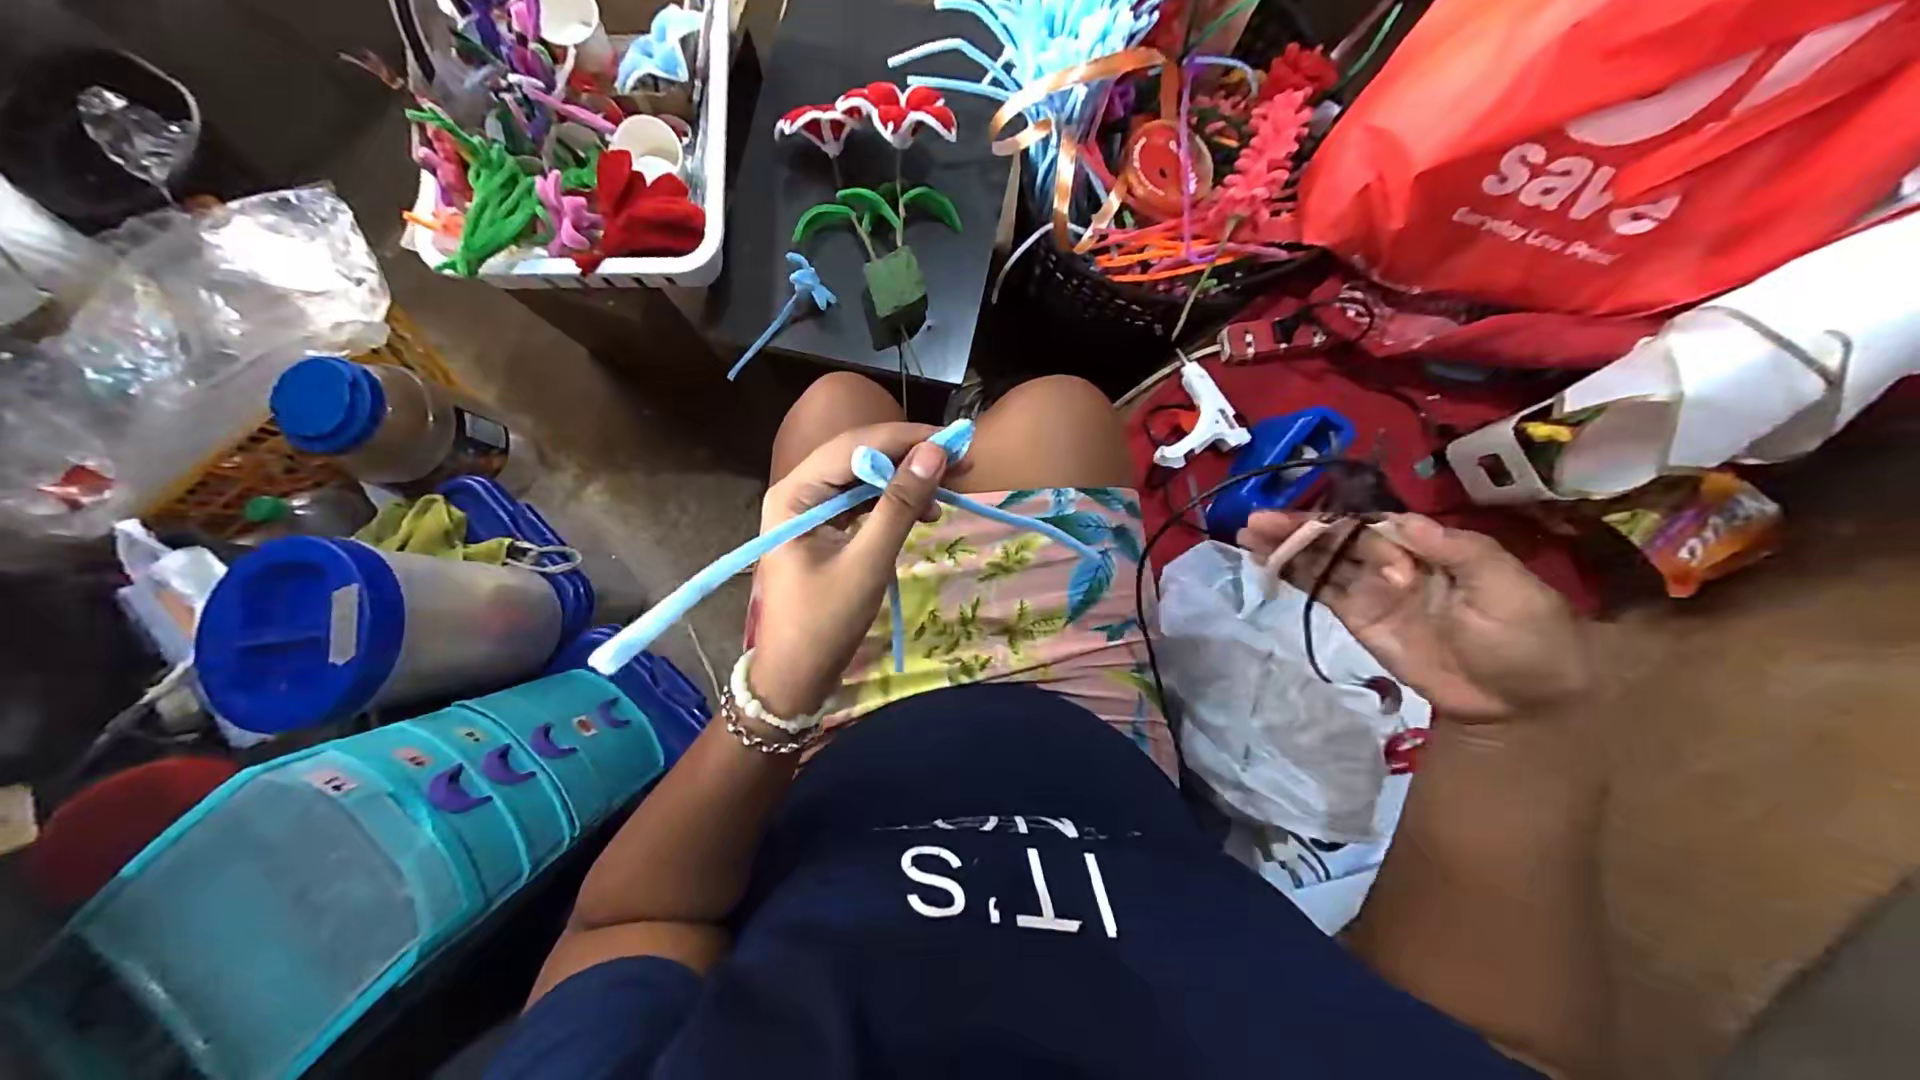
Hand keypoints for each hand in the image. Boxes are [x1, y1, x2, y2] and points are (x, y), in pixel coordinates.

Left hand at [750, 423, 959, 718]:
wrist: (797, 675)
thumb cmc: (824, 622)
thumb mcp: (868, 562)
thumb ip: (900, 505)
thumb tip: (935, 454)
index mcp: (794, 493)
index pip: (853, 446)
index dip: (904, 438)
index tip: (952, 440)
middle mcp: (798, 491)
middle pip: (858, 456)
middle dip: (908, 457)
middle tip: (958, 461)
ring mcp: (811, 509)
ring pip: (864, 478)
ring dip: (905, 480)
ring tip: (947, 490)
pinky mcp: (825, 528)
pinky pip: (863, 502)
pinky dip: (894, 503)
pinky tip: (925, 512)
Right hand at [1236, 512, 1590, 721]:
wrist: (1523, 701)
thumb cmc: (1527, 637)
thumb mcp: (1508, 588)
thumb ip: (1457, 550)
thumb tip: (1400, 519)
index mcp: (1426, 547)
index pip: (1370, 524)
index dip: (1334, 520)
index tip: (1303, 518)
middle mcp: (1393, 562)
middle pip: (1336, 539)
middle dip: (1296, 529)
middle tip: (1255, 522)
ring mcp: (1371, 592)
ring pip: (1321, 561)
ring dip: (1285, 547)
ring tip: (1247, 535)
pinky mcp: (1357, 619)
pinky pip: (1321, 591)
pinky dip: (1293, 575)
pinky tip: (1266, 563)